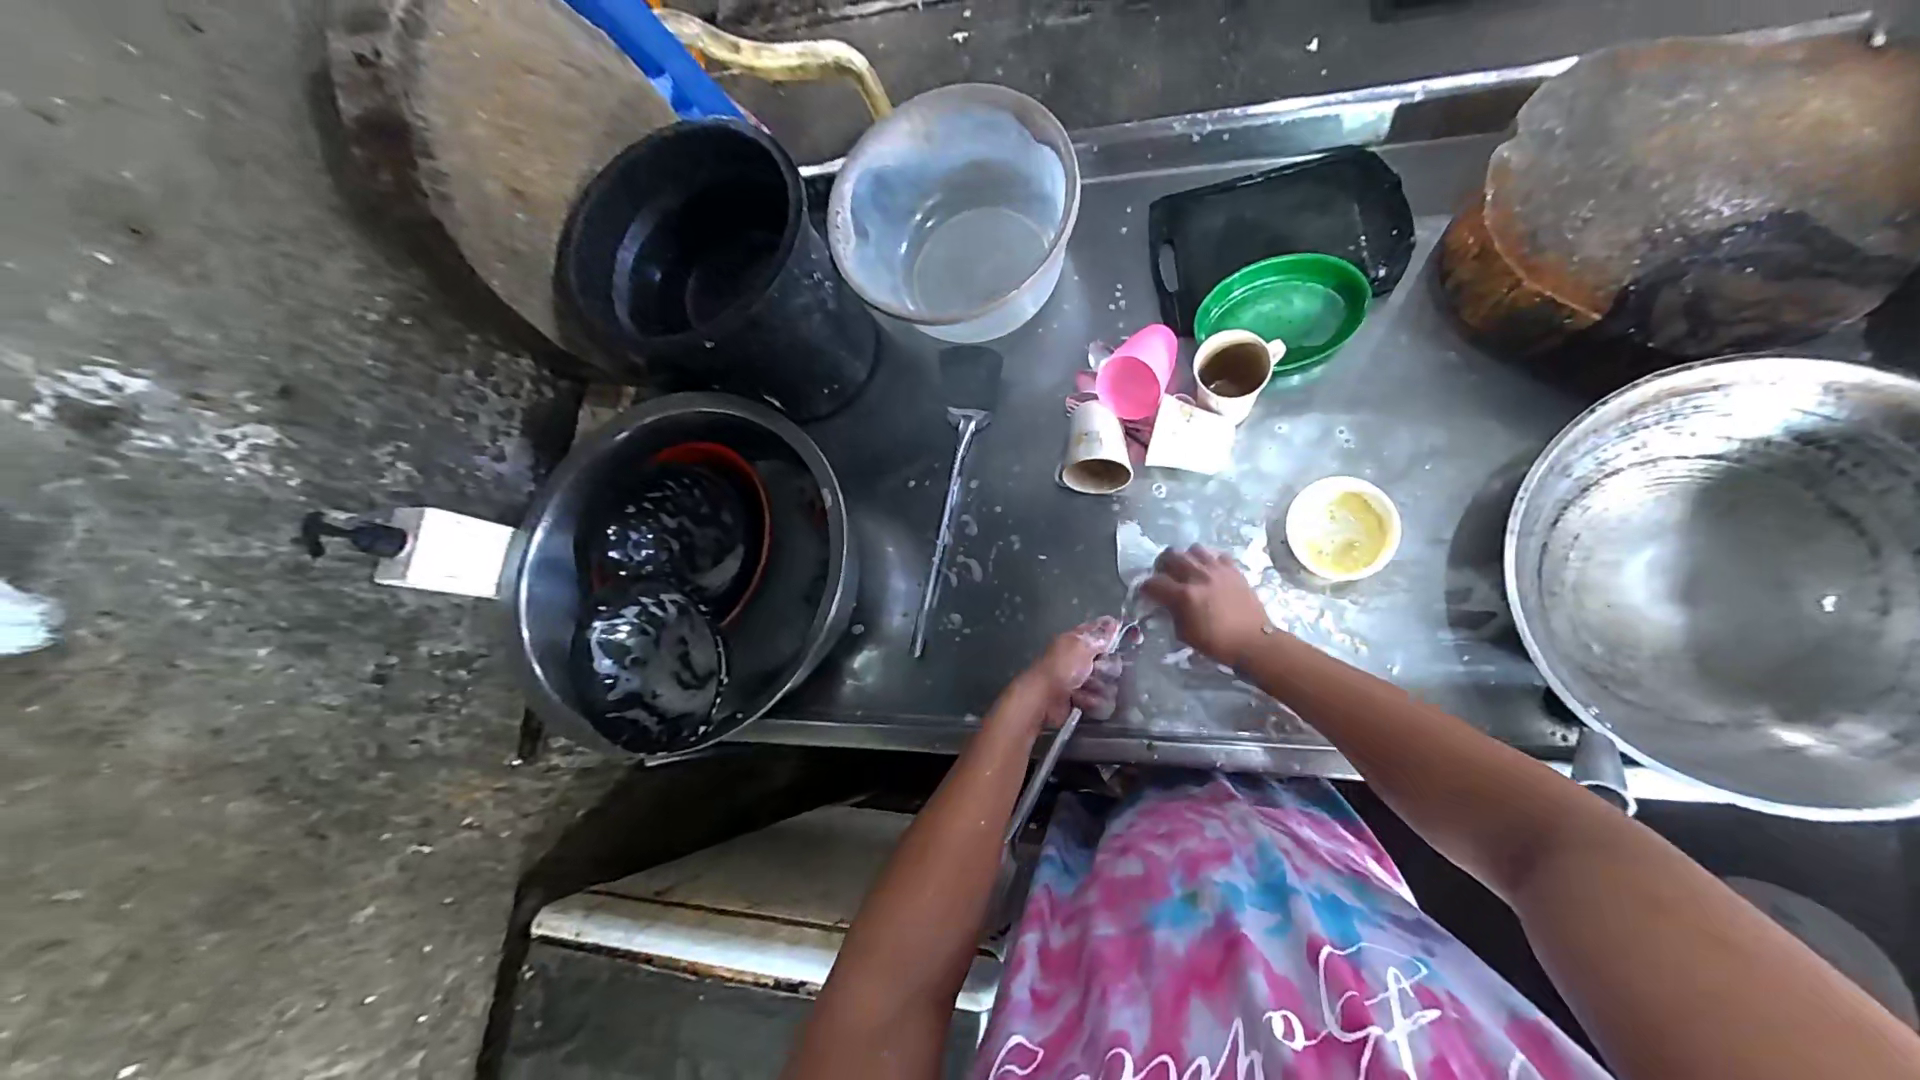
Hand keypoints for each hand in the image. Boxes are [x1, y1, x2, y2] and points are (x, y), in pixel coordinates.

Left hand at [1012, 617, 1121, 726]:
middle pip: (1113, 663)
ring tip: (1082, 688)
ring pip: (1110, 684)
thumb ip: (1100, 636)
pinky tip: (1079, 700)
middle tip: (1094, 670)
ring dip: (1097, 688)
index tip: (1136, 637)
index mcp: (1080, 641)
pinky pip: (1102, 701)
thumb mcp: (1081, 645)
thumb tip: (1114, 622)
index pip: (1106, 633)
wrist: (1043, 699)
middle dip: (1107, 669)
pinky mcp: (1085, 701)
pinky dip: (1091, 701)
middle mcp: (1084, 659)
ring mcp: (1085, 681)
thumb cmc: (1061, 667)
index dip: (1119, 635)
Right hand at [1141, 544, 1272, 667]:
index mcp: (1184, 595)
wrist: (1253, 641)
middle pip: (1171, 555)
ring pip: (1193, 549)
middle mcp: (1199, 576)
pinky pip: (1217, 555)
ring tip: (1187, 569)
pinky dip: (1209, 560)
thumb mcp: (1185, 634)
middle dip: (1162, 564)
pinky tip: (1209, 572)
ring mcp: (1218, 570)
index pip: (1154, 582)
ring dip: (1186, 558)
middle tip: (1164, 575)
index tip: (1147, 592)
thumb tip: (1166, 602)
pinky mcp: (1234, 570)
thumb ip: (1172, 613)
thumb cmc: (1217, 643)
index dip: (1146, 587)